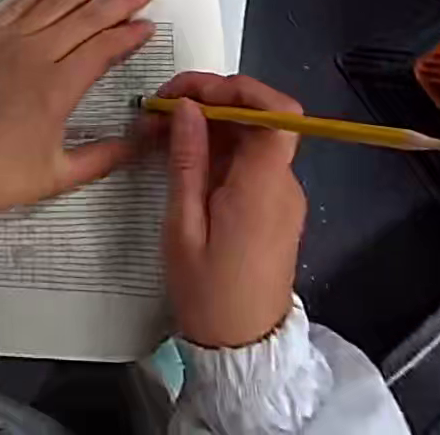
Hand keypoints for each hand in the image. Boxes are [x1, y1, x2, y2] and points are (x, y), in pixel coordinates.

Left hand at [0, 0, 156, 222]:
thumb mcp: (57, 177)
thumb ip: (106, 156)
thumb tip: (148, 138)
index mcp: (58, 89)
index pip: (103, 49)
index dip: (129, 34)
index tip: (150, 23)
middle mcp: (36, 55)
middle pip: (85, 20)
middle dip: (118, 1)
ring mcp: (7, 42)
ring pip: (54, 4)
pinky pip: (16, 4)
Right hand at [157, 71, 307, 347]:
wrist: (243, 350)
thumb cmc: (208, 293)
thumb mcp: (183, 226)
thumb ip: (187, 160)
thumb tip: (188, 106)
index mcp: (263, 186)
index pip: (277, 113)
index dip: (240, 88)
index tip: (192, 91)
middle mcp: (281, 181)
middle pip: (258, 115)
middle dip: (208, 98)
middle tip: (160, 107)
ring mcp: (279, 190)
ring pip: (249, 132)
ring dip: (206, 120)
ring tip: (158, 127)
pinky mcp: (271, 200)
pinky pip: (246, 156)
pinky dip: (214, 143)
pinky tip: (180, 151)